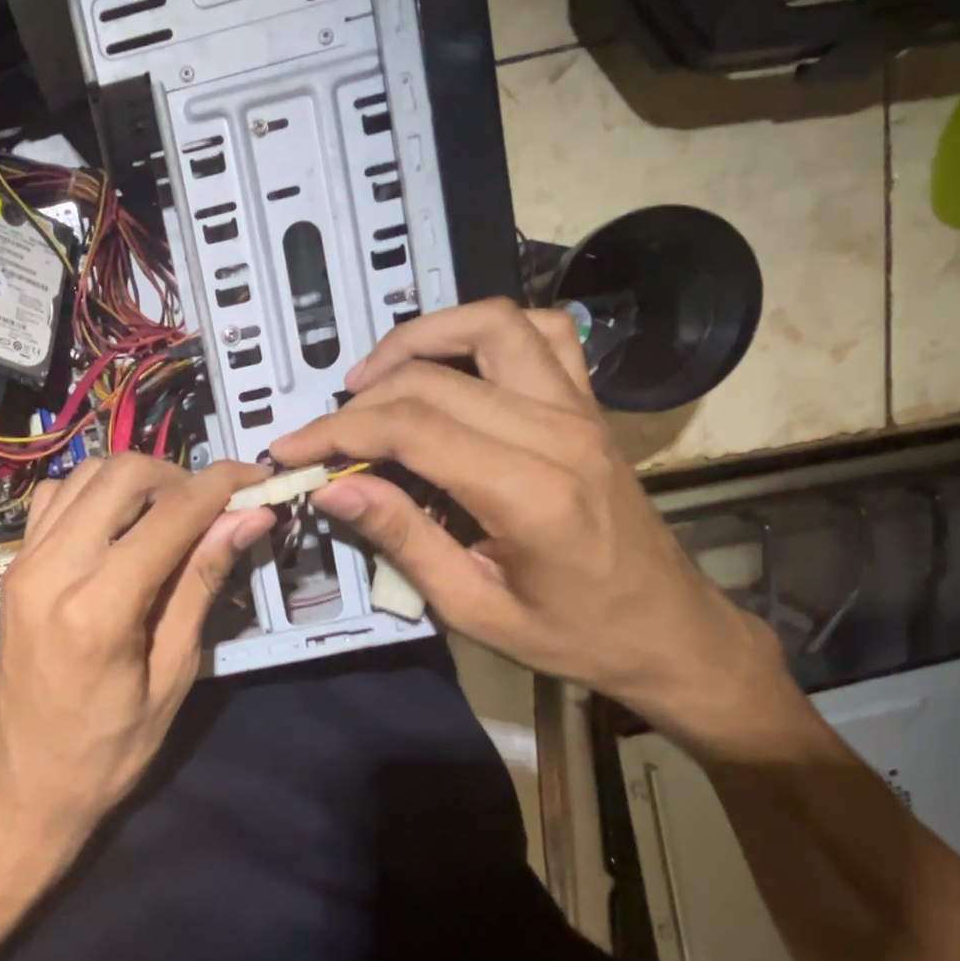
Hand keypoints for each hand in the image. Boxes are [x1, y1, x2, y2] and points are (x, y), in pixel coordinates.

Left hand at [0, 454, 274, 853]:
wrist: (23, 784)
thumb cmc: (107, 750)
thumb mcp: (171, 676)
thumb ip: (201, 586)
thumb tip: (247, 519)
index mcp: (96, 608)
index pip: (170, 515)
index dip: (221, 487)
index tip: (257, 480)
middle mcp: (51, 569)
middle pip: (122, 474)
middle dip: (178, 476)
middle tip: (213, 509)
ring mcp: (23, 563)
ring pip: (85, 475)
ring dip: (136, 481)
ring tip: (172, 516)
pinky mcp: (12, 568)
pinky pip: (54, 500)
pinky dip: (94, 494)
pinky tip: (120, 526)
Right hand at [271, 299, 779, 744]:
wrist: (670, 632)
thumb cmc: (571, 634)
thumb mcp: (473, 607)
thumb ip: (403, 539)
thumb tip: (332, 489)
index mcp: (526, 492)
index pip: (411, 428)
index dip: (338, 432)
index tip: (289, 450)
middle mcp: (555, 432)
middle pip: (433, 379)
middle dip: (359, 400)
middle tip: (320, 437)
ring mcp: (579, 410)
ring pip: (491, 326)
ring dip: (420, 339)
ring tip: (372, 377)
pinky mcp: (589, 407)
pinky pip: (544, 333)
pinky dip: (489, 330)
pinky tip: (452, 361)